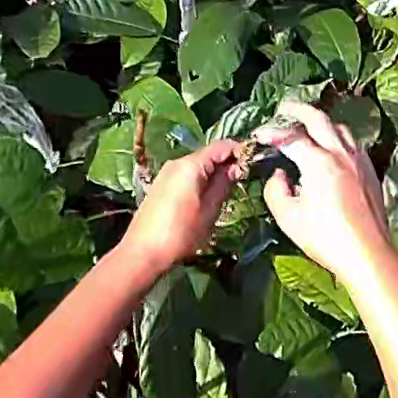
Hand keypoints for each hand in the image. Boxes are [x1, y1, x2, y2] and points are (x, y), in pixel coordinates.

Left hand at [115, 139, 240, 274]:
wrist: (143, 251)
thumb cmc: (180, 232)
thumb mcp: (209, 210)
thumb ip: (223, 184)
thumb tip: (237, 167)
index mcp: (190, 165)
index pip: (220, 146)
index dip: (239, 151)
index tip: (254, 163)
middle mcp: (177, 162)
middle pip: (208, 154)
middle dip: (227, 163)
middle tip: (245, 179)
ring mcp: (167, 173)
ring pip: (197, 165)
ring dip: (214, 173)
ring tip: (230, 190)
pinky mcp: (162, 184)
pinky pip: (187, 175)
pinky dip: (201, 180)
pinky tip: (209, 196)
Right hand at [256, 100, 397, 291]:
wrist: (369, 256)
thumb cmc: (327, 239)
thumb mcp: (288, 218)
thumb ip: (275, 190)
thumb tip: (280, 175)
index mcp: (319, 163)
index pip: (290, 136)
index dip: (272, 132)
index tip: (259, 135)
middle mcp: (341, 155)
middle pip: (319, 119)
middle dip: (298, 110)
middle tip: (284, 108)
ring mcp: (359, 162)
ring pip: (339, 128)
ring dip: (321, 122)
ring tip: (307, 126)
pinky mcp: (370, 172)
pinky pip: (352, 143)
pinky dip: (337, 136)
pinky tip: (331, 147)